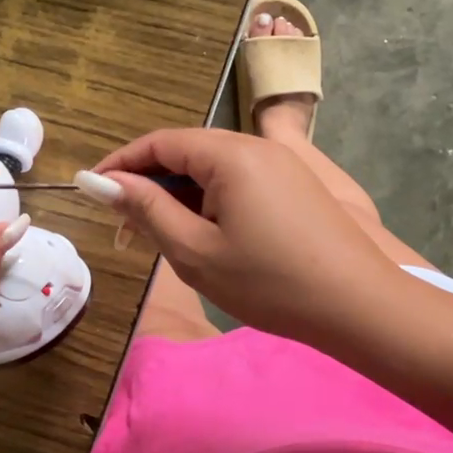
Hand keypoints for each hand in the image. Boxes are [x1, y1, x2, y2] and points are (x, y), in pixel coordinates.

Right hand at [95, 128, 406, 339]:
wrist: (362, 308)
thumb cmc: (269, 282)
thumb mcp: (194, 251)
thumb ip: (145, 209)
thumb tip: (99, 181)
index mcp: (229, 155)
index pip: (158, 143)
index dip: (119, 165)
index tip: (90, 193)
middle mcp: (256, 147)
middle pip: (184, 151)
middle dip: (147, 184)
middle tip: (123, 227)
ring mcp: (281, 165)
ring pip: (210, 168)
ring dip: (177, 195)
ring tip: (159, 237)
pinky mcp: (295, 186)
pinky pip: (236, 180)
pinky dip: (207, 201)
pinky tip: (201, 234)